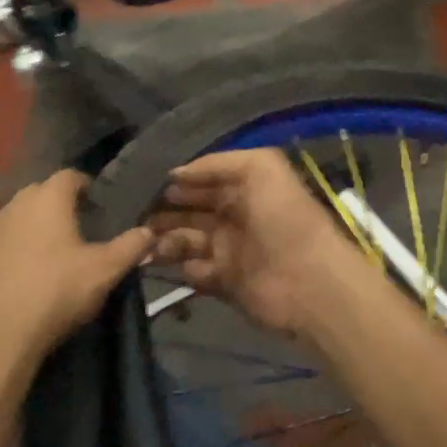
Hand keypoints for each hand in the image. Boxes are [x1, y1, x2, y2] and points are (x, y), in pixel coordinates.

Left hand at [0, 170, 153, 369]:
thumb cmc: (56, 292)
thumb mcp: (104, 271)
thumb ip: (131, 247)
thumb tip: (151, 231)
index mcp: (48, 198)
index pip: (70, 176)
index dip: (87, 186)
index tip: (101, 206)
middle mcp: (16, 204)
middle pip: (43, 192)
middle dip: (62, 204)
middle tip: (82, 228)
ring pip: (21, 215)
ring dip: (37, 224)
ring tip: (56, 251)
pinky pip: (4, 239)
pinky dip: (18, 246)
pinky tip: (28, 272)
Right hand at [149, 148, 357, 334]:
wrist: (308, 281)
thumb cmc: (284, 218)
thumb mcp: (260, 168)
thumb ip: (216, 163)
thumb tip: (175, 173)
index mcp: (244, 188)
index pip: (203, 181)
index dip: (177, 182)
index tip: (148, 184)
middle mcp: (234, 216)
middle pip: (189, 210)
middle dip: (164, 211)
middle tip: (138, 214)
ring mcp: (229, 250)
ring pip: (186, 241)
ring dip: (166, 240)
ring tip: (148, 241)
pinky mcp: (225, 282)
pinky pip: (194, 272)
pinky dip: (184, 268)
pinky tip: (180, 264)